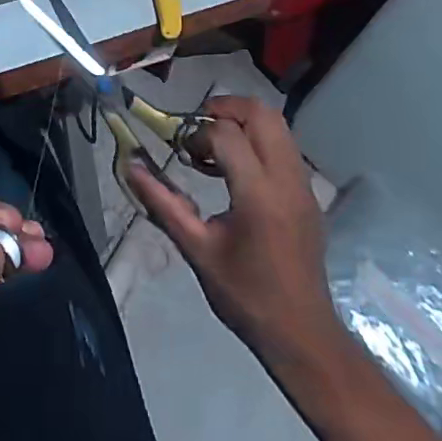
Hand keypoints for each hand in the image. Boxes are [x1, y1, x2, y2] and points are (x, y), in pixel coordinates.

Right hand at [126, 96, 332, 353]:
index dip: (198, 134)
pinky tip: (238, 169)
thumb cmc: (244, 295)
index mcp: (258, 193)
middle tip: (198, 127)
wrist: (301, 332)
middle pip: (261, 113)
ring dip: (244, 122)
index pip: (227, 134)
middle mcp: (286, 177)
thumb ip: (163, 203)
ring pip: (278, 125)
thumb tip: (132, 167)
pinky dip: (260, 140)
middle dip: (226, 108)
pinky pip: (285, 145)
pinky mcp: (309, 191)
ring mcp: (303, 183)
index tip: (182, 152)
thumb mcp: (197, 249)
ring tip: (215, 147)